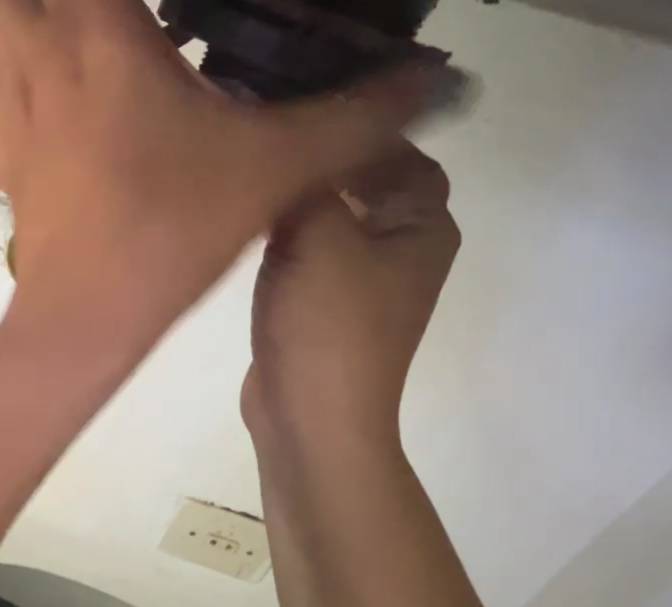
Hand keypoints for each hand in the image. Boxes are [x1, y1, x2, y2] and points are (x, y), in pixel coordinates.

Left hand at [0, 0, 452, 340]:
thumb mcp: (277, 170)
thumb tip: (434, 81)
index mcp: (104, 29)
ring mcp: (5, 113)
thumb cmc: (174, 233)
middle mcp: (39, 55)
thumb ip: (354, 119)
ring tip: (38, 39)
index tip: (152, 16)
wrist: (90, 321)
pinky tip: (19, 111)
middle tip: (88, 19)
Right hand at [243, 144, 458, 445]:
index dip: (353, 129)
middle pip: (364, 184)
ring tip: (252, 187)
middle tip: (267, 149)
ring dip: (297, 207)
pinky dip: (284, 244)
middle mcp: (403, 250)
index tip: (298, 119)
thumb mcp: (318, 236)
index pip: (398, 150)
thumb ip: (305, 179)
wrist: (312, 421)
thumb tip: (288, 147)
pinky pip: (307, 259)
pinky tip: (248, 236)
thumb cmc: (328, 328)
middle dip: (319, 168)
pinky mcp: (324, 312)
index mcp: (423, 226)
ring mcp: (363, 286)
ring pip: (331, 223)